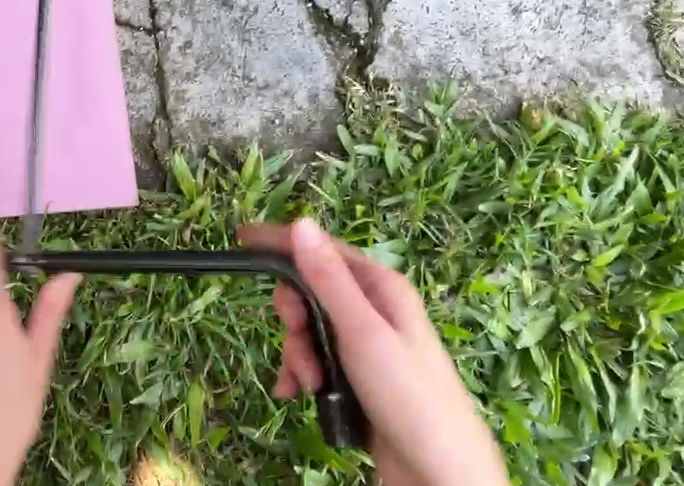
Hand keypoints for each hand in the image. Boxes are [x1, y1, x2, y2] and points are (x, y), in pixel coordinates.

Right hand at [241, 219, 508, 485]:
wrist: (441, 479)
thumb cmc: (407, 397)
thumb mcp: (362, 332)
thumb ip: (328, 278)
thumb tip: (300, 222)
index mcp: (380, 287)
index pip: (321, 247)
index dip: (282, 243)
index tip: (242, 239)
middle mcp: (373, 309)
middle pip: (310, 291)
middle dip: (294, 318)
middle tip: (297, 338)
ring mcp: (366, 345)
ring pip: (309, 329)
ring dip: (298, 354)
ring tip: (310, 385)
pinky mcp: (358, 377)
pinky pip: (317, 360)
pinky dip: (302, 374)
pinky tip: (298, 395)